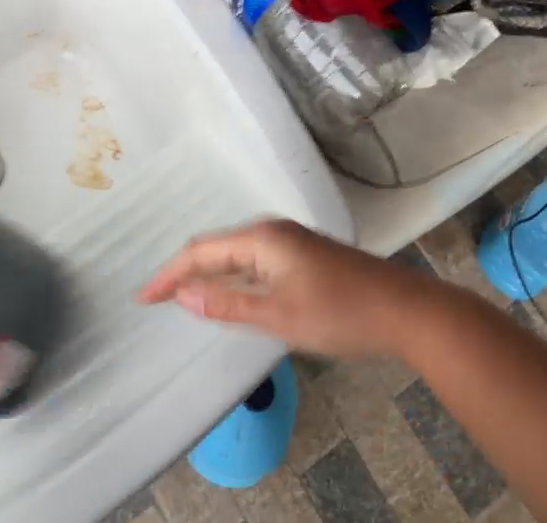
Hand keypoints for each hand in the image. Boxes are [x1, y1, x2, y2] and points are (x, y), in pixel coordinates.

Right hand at [138, 219, 448, 357]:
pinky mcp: (305, 257)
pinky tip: (231, 297)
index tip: (142, 298)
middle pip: (218, 248)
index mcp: (263, 238)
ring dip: (210, 274)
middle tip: (156, 298)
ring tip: (183, 298)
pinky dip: (234, 278)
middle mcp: (274, 231)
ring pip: (238, 255)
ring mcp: (292, 242)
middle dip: (186, 271)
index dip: (169, 273)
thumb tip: (183, 293)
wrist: (404, 311)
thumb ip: (228, 304)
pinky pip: (256, 262)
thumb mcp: (278, 315)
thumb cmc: (339, 313)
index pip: (202, 250)